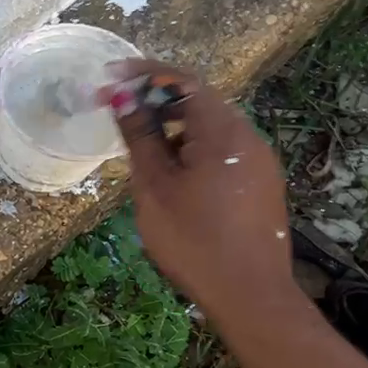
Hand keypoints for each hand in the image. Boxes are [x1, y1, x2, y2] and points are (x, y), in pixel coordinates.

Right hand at [101, 61, 298, 318]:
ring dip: (171, 122)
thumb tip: (124, 97)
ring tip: (136, 140)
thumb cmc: (192, 238)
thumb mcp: (154, 184)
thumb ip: (140, 136)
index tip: (108, 78)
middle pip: (199, 100)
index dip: (143, 73)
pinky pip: (220, 148)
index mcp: (223, 133)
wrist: (249, 294)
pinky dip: (189, 143)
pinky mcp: (259, 183)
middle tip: (115, 107)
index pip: (183, 81)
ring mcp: (258, 162)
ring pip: (209, 125)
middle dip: (155, 97)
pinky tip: (167, 168)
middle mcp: (247, 138)